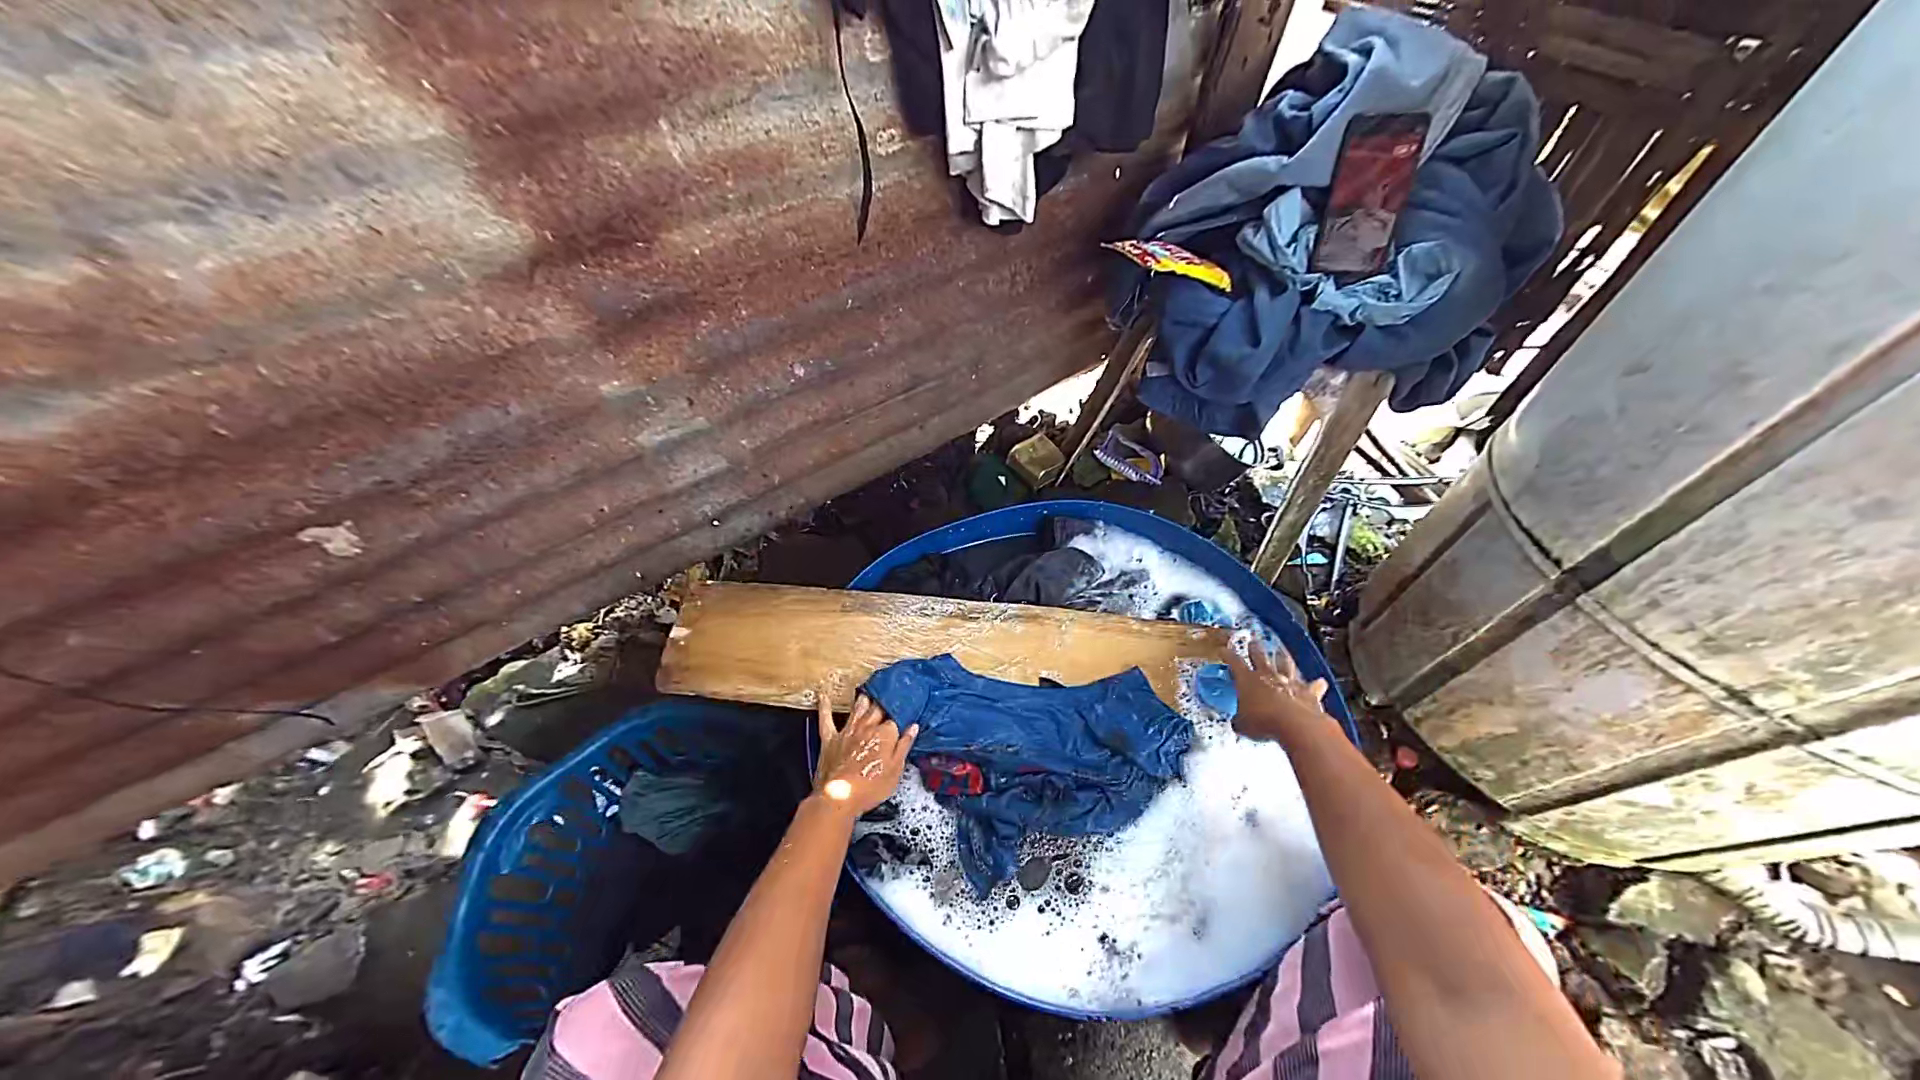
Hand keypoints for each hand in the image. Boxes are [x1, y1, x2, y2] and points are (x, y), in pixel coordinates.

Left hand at [814, 693, 918, 815]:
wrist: (840, 797)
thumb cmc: (870, 787)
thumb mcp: (896, 770)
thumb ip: (904, 745)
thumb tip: (913, 727)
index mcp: (885, 734)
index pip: (896, 718)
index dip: (901, 714)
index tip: (905, 708)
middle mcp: (866, 727)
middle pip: (877, 708)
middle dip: (884, 700)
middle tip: (888, 691)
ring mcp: (847, 732)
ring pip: (857, 708)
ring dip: (864, 698)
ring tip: (868, 689)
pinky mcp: (830, 739)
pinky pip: (826, 719)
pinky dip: (824, 707)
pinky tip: (823, 696)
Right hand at [1231, 644, 1331, 741]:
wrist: (1296, 726)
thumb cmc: (1264, 722)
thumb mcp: (1243, 725)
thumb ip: (1240, 721)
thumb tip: (1238, 724)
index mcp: (1247, 679)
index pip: (1234, 662)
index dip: (1228, 655)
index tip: (1225, 650)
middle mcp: (1268, 676)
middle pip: (1259, 656)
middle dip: (1255, 649)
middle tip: (1253, 643)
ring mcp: (1289, 681)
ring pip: (1285, 664)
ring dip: (1283, 658)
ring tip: (1281, 652)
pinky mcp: (1309, 692)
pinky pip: (1313, 685)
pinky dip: (1316, 684)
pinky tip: (1320, 682)